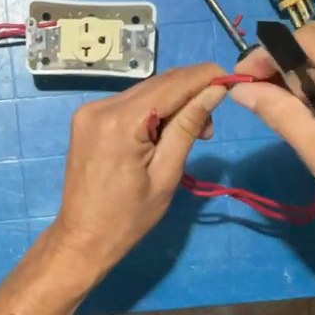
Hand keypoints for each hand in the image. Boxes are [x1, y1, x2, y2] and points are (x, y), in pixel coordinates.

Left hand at [50, 63, 228, 273]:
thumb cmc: (128, 218)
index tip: (232, 80)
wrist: (83, 237)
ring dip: (172, 104)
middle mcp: (101, 107)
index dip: (204, 77)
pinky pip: (129, 103)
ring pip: (144, 92)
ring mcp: (90, 111)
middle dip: (191, 94)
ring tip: (190, 135)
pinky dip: (151, 111)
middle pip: (157, 84)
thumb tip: (215, 90)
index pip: (171, 84)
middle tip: (210, 127)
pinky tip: (162, 134)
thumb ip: (188, 127)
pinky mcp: (87, 118)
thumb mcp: (166, 175)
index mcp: (120, 123)